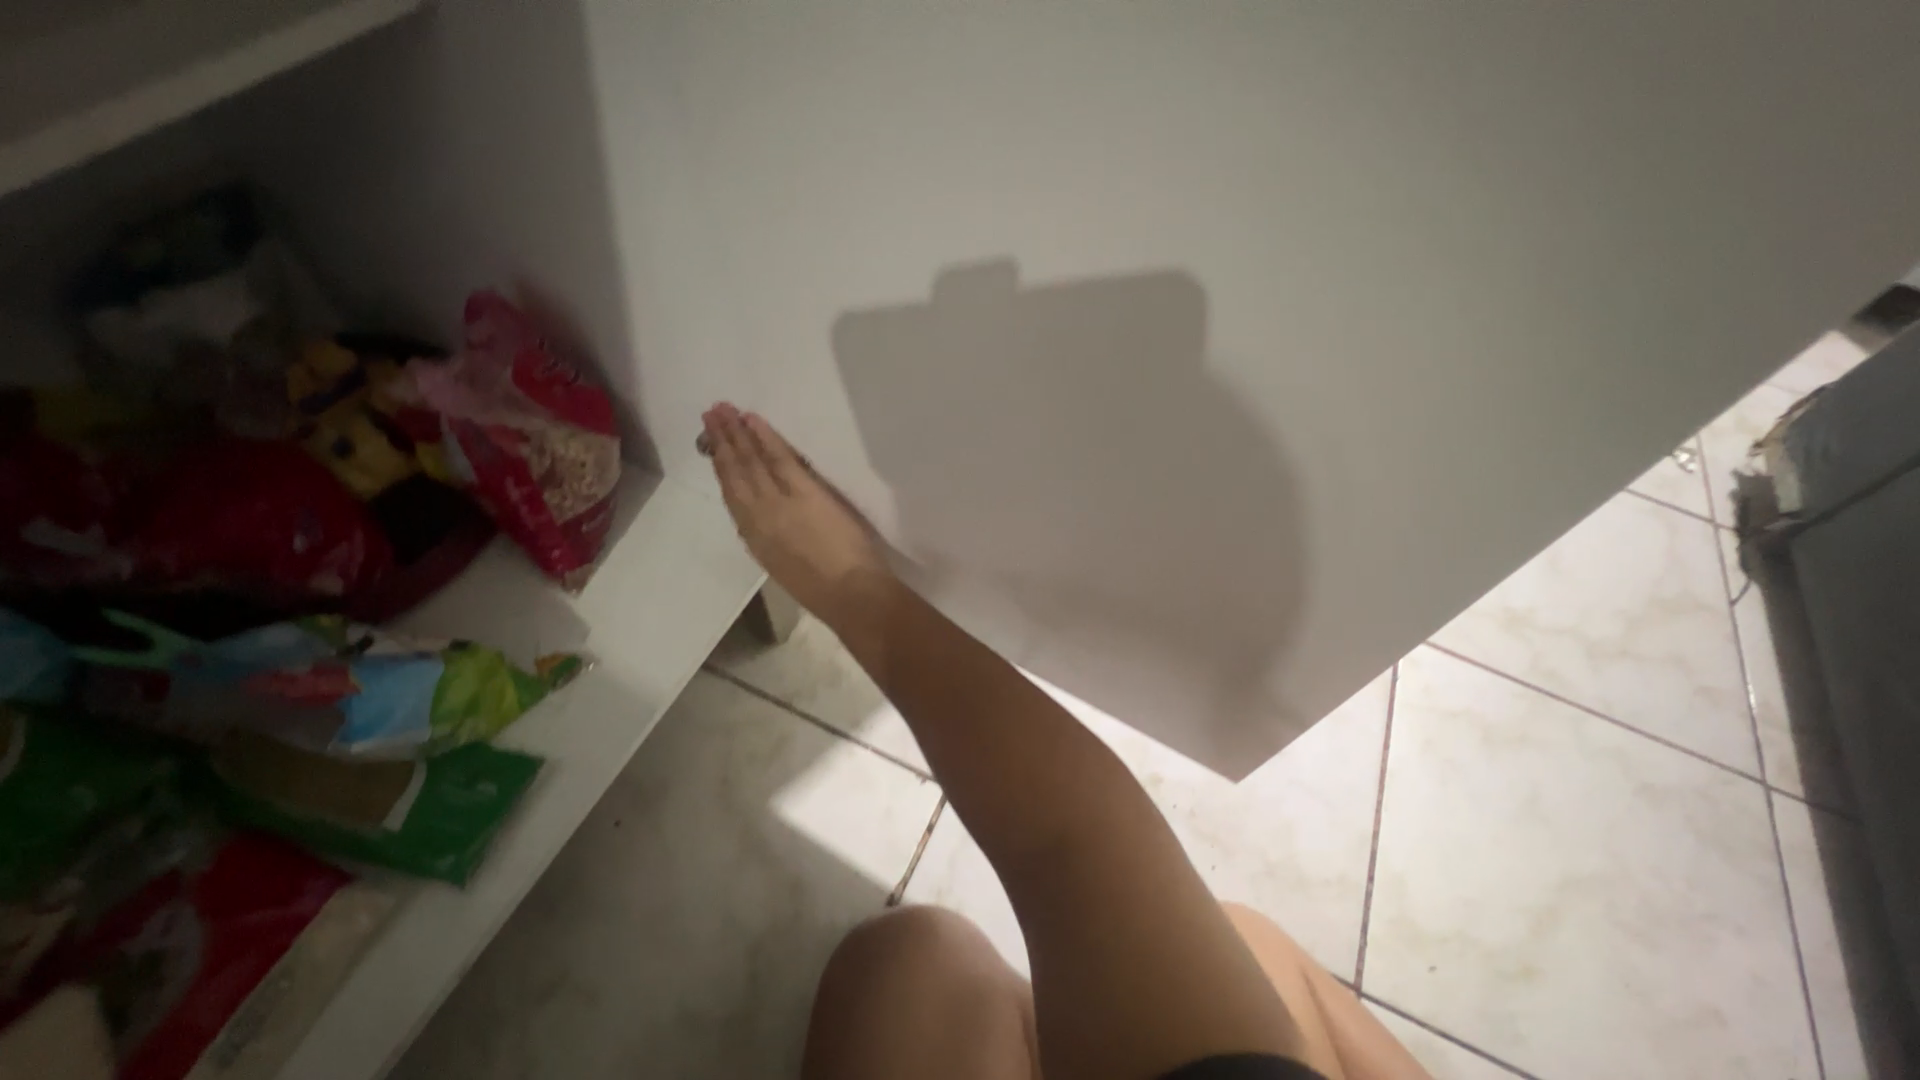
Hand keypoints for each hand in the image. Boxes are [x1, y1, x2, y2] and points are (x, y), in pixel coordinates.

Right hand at [700, 403, 894, 628]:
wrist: (850, 596)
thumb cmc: (826, 594)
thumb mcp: (787, 571)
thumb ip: (773, 544)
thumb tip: (765, 527)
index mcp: (756, 542)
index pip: (734, 500)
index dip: (723, 472)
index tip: (713, 451)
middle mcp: (758, 519)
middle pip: (735, 475)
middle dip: (721, 444)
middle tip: (708, 416)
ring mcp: (778, 503)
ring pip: (750, 462)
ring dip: (734, 434)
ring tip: (721, 410)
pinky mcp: (803, 492)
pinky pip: (779, 458)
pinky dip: (763, 437)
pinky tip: (752, 419)